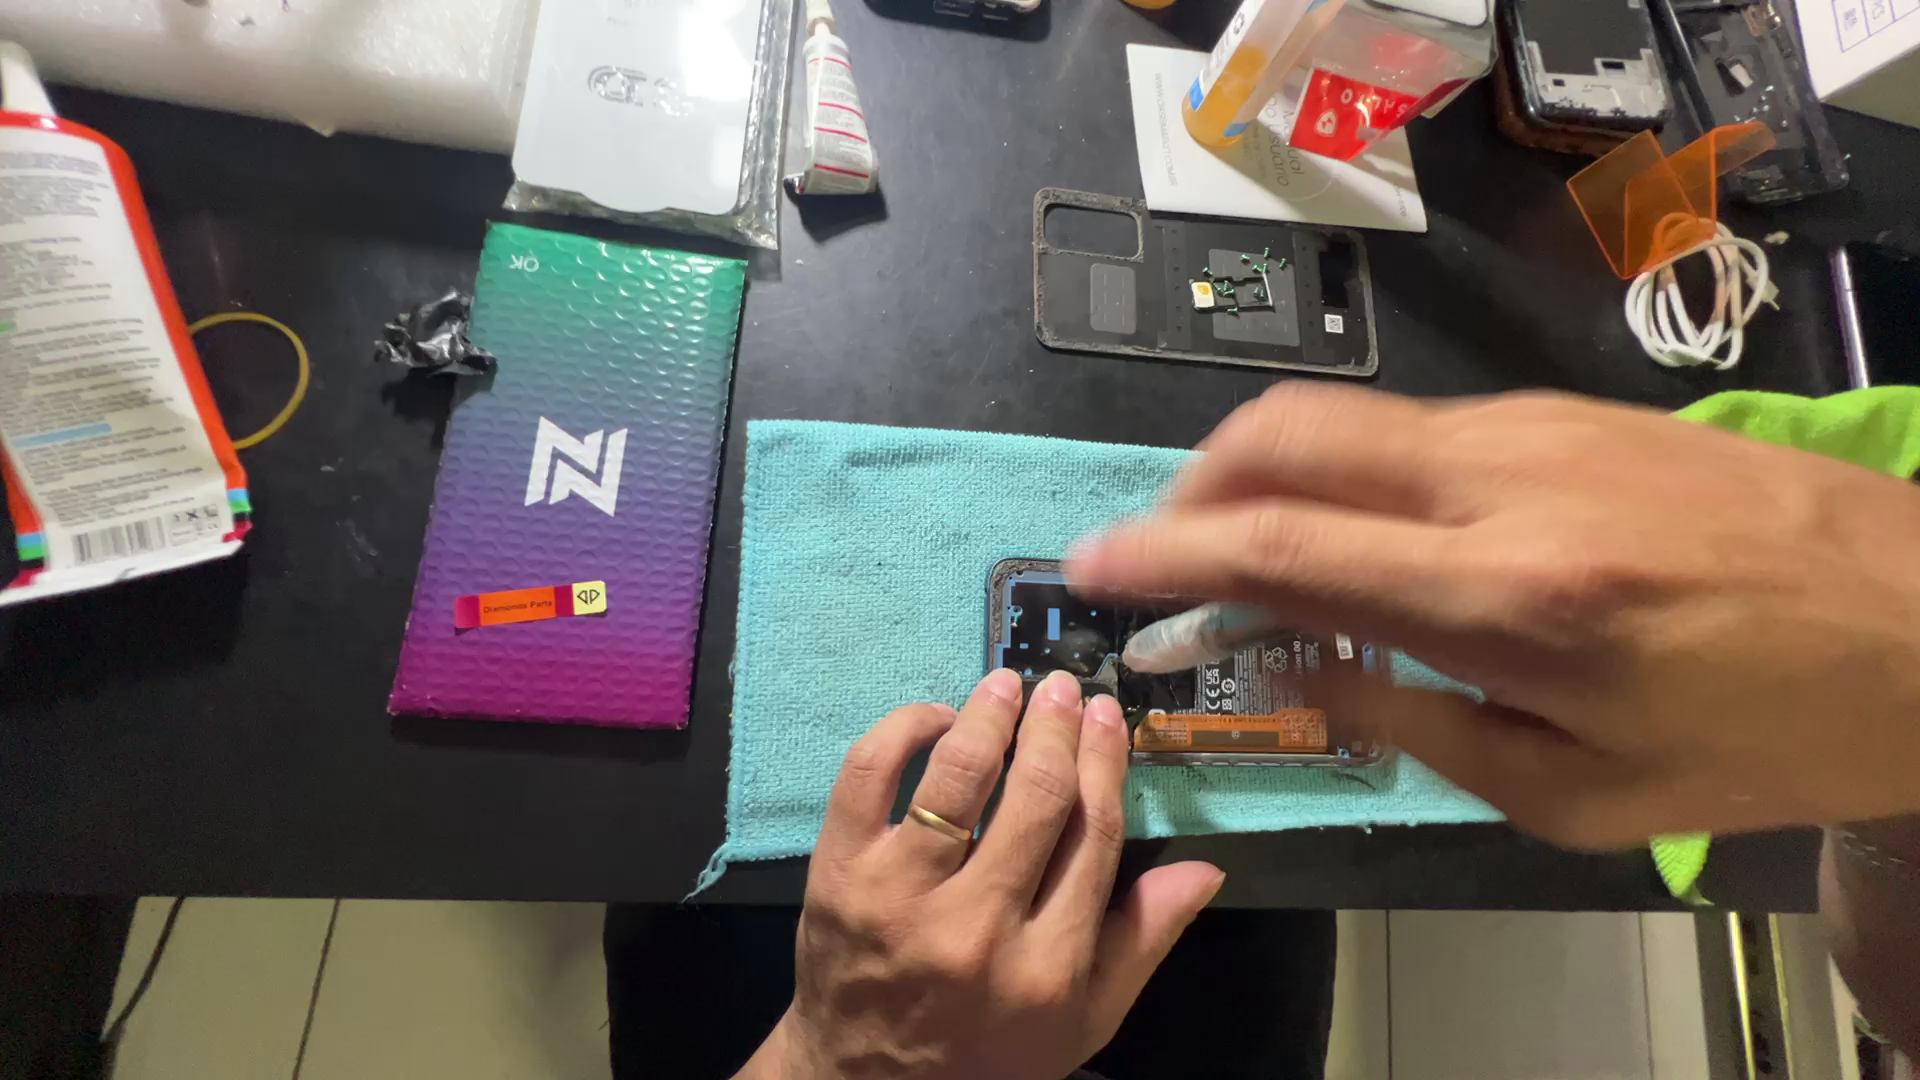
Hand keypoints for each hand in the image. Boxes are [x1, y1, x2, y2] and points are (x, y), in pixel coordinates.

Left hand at [739, 669, 1223, 1079]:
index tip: (1105, 714)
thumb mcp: (1081, 1020)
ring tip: (1004, 684)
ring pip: (956, 776)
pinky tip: (934, 718)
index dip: (1104, 760)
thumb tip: (1205, 868)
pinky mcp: (839, 872)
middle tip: (1062, 687)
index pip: (1092, 831)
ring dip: (988, 715)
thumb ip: (1143, 940)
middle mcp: (977, 924)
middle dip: (1055, 726)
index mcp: (1048, 963)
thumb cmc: (986, 1049)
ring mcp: (899, 894)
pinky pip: (869, 774)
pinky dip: (903, 729)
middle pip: (1034, 794)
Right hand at [1068, 384, 1919, 847]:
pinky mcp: (1536, 408)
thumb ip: (1404, 725)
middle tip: (1163, 550)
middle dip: (1187, 488)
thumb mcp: (1572, 791)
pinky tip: (1329, 523)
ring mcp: (1517, 428)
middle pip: (1280, 442)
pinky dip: (1312, 468)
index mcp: (1509, 600)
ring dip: (1241, 473)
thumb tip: (1289, 670)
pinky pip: (1377, 426)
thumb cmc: (1760, 733)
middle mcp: (1497, 485)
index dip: (1166, 551)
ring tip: (1231, 540)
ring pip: (1320, 418)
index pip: (1282, 551)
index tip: (1094, 562)